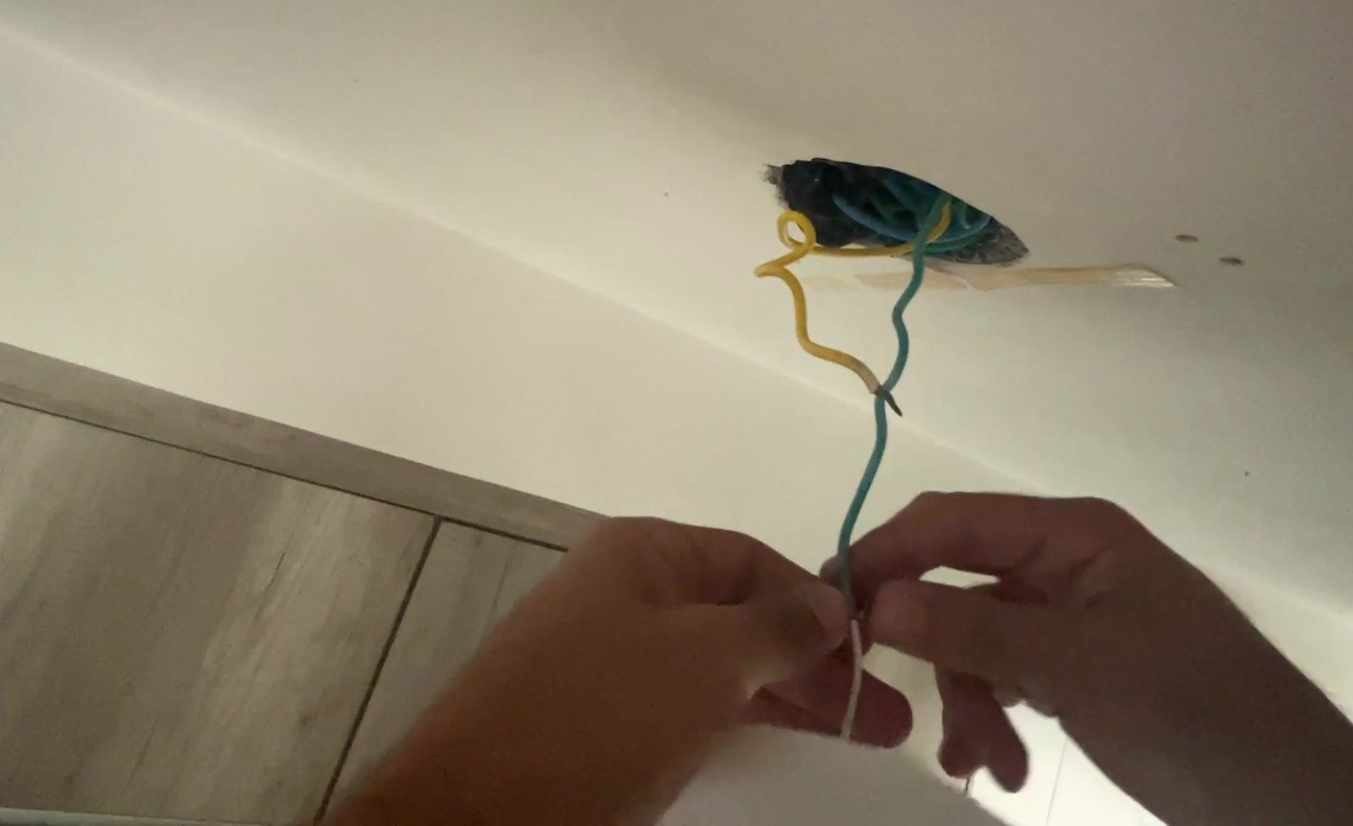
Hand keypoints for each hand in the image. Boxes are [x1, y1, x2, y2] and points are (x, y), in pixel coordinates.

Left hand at [338, 517, 911, 825]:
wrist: (470, 813)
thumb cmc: (599, 712)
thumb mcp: (702, 659)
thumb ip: (773, 626)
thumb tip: (832, 601)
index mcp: (643, 554)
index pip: (748, 559)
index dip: (811, 598)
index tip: (872, 648)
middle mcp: (625, 593)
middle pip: (737, 616)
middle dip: (810, 661)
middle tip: (882, 715)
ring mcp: (609, 657)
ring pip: (715, 668)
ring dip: (782, 699)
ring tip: (852, 740)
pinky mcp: (599, 719)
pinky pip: (684, 710)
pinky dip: (735, 727)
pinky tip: (778, 757)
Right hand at [843, 493, 1352, 825]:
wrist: (1310, 818)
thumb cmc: (1201, 719)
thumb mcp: (1079, 670)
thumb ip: (974, 630)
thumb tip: (877, 601)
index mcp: (1069, 533)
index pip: (952, 521)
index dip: (888, 552)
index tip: (836, 599)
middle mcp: (1060, 559)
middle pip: (956, 575)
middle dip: (925, 634)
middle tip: (872, 673)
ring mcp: (1066, 612)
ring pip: (974, 632)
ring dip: (966, 695)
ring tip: (983, 760)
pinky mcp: (1073, 661)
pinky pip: (1003, 670)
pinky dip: (992, 714)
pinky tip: (1000, 766)